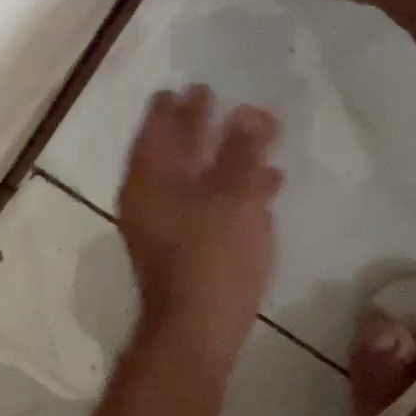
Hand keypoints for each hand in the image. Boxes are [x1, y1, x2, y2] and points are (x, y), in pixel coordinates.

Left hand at [119, 86, 282, 364]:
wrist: (197, 327)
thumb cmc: (212, 257)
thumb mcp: (233, 196)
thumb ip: (242, 151)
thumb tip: (248, 112)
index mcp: (148, 183)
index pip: (156, 133)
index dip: (172, 109)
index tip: (183, 87)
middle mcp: (148, 202)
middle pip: (171, 154)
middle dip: (192, 127)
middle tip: (209, 97)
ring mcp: (165, 229)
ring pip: (192, 180)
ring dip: (218, 156)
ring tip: (251, 130)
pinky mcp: (185, 250)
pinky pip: (207, 206)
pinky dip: (231, 189)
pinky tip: (267, 182)